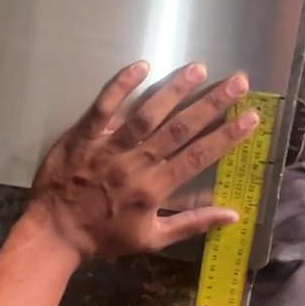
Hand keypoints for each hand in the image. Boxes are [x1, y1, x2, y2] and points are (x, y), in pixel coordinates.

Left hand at [27, 61, 259, 258]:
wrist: (55, 233)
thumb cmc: (105, 236)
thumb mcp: (152, 239)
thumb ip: (192, 223)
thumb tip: (232, 214)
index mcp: (155, 190)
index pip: (198, 157)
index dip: (227, 136)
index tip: (250, 116)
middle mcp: (136, 165)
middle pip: (179, 130)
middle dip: (211, 104)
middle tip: (237, 81)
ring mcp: (109, 147)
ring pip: (146, 114)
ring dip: (174, 90)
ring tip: (198, 69)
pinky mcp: (84, 135)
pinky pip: (103, 107)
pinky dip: (121, 85)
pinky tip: (142, 66)